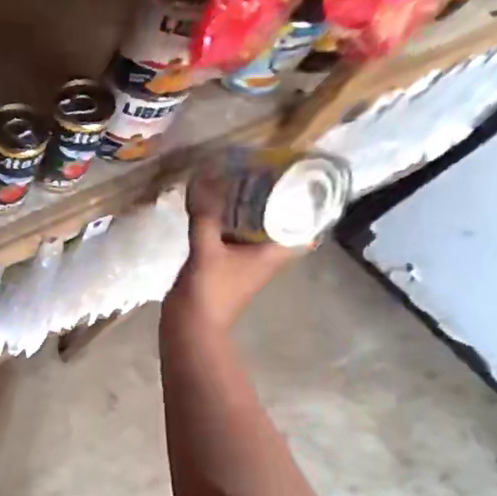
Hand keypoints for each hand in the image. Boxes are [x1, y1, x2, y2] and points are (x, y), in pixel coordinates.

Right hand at [164, 166, 300, 331]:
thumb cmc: (209, 291)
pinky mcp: (226, 265)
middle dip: (272, 197)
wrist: (190, 327)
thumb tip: (204, 177)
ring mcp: (246, 261)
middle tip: (264, 168)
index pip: (305, 222)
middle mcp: (267, 255)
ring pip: (254, 228)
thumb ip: (205, 214)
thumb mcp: (206, 249)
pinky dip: (228, 221)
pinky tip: (216, 205)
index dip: (306, 199)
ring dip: (248, 208)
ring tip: (240, 178)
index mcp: (275, 252)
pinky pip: (233, 236)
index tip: (299, 175)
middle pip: (279, 221)